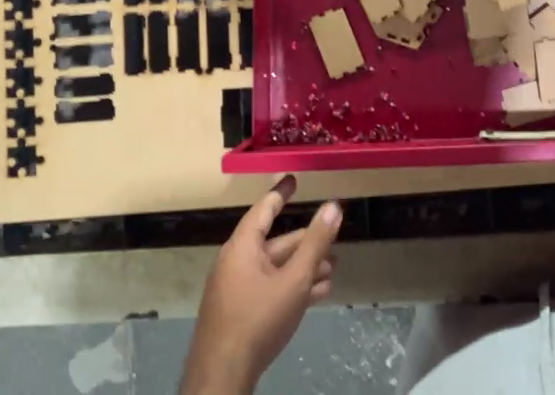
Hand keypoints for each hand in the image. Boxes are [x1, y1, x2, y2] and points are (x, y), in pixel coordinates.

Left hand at [182, 177, 341, 394]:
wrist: (221, 378)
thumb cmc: (258, 319)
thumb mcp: (294, 280)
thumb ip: (315, 243)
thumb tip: (333, 206)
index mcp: (242, 248)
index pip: (264, 209)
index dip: (281, 193)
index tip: (294, 179)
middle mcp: (235, 264)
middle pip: (275, 243)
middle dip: (306, 242)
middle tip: (333, 238)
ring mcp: (235, 291)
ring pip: (275, 269)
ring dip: (304, 267)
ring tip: (333, 269)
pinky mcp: (239, 314)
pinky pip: (269, 290)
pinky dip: (292, 287)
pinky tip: (318, 294)